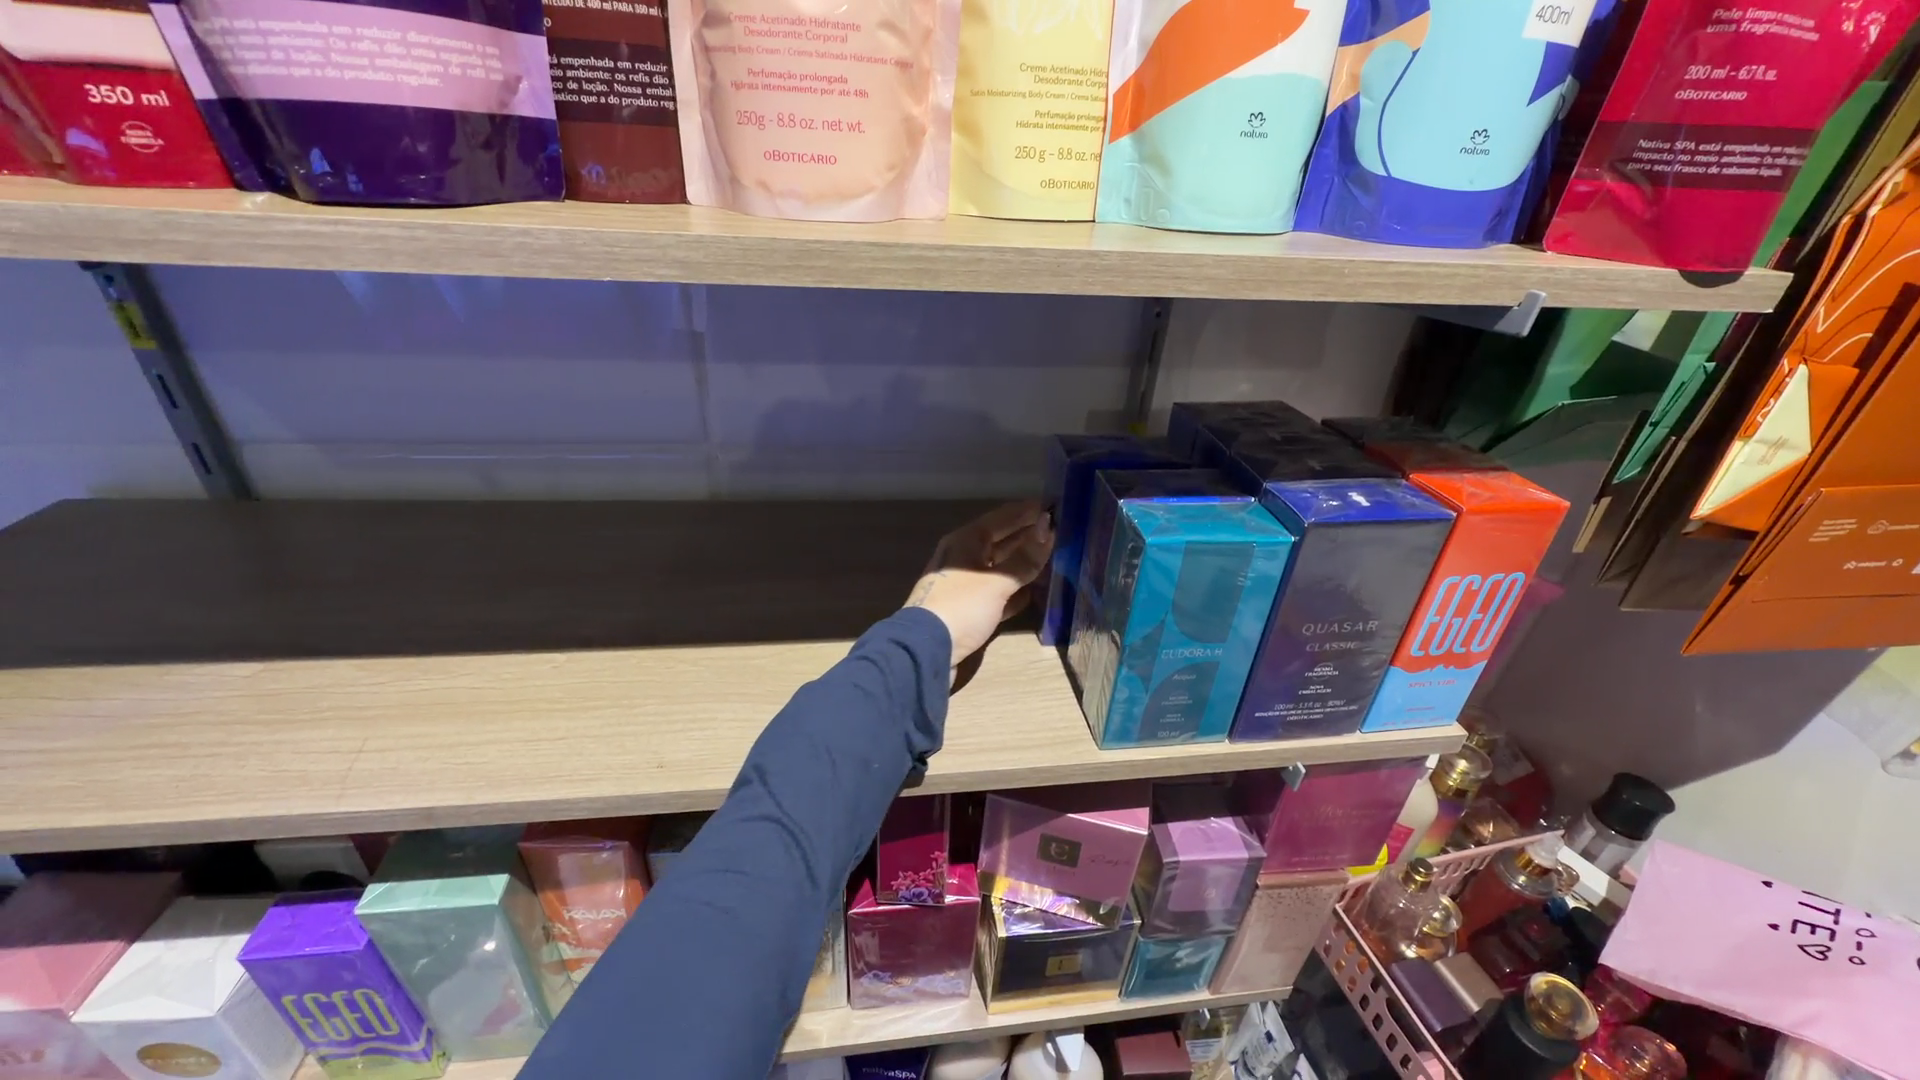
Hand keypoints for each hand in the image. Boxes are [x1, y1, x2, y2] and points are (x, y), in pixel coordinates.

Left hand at [906, 500, 1053, 669]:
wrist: (926, 651)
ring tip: (1053, 560)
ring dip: (1023, 565)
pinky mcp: (967, 610)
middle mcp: (963, 558)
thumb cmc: (961, 607)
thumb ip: (1025, 559)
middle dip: (1028, 537)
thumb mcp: (996, 582)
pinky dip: (1013, 591)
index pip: (1002, 518)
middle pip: (1001, 542)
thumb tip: (1049, 528)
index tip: (1055, 506)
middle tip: (1060, 533)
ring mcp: (964, 585)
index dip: (1028, 511)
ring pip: (999, 568)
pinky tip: (1033, 593)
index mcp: (965, 541)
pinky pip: (996, 593)